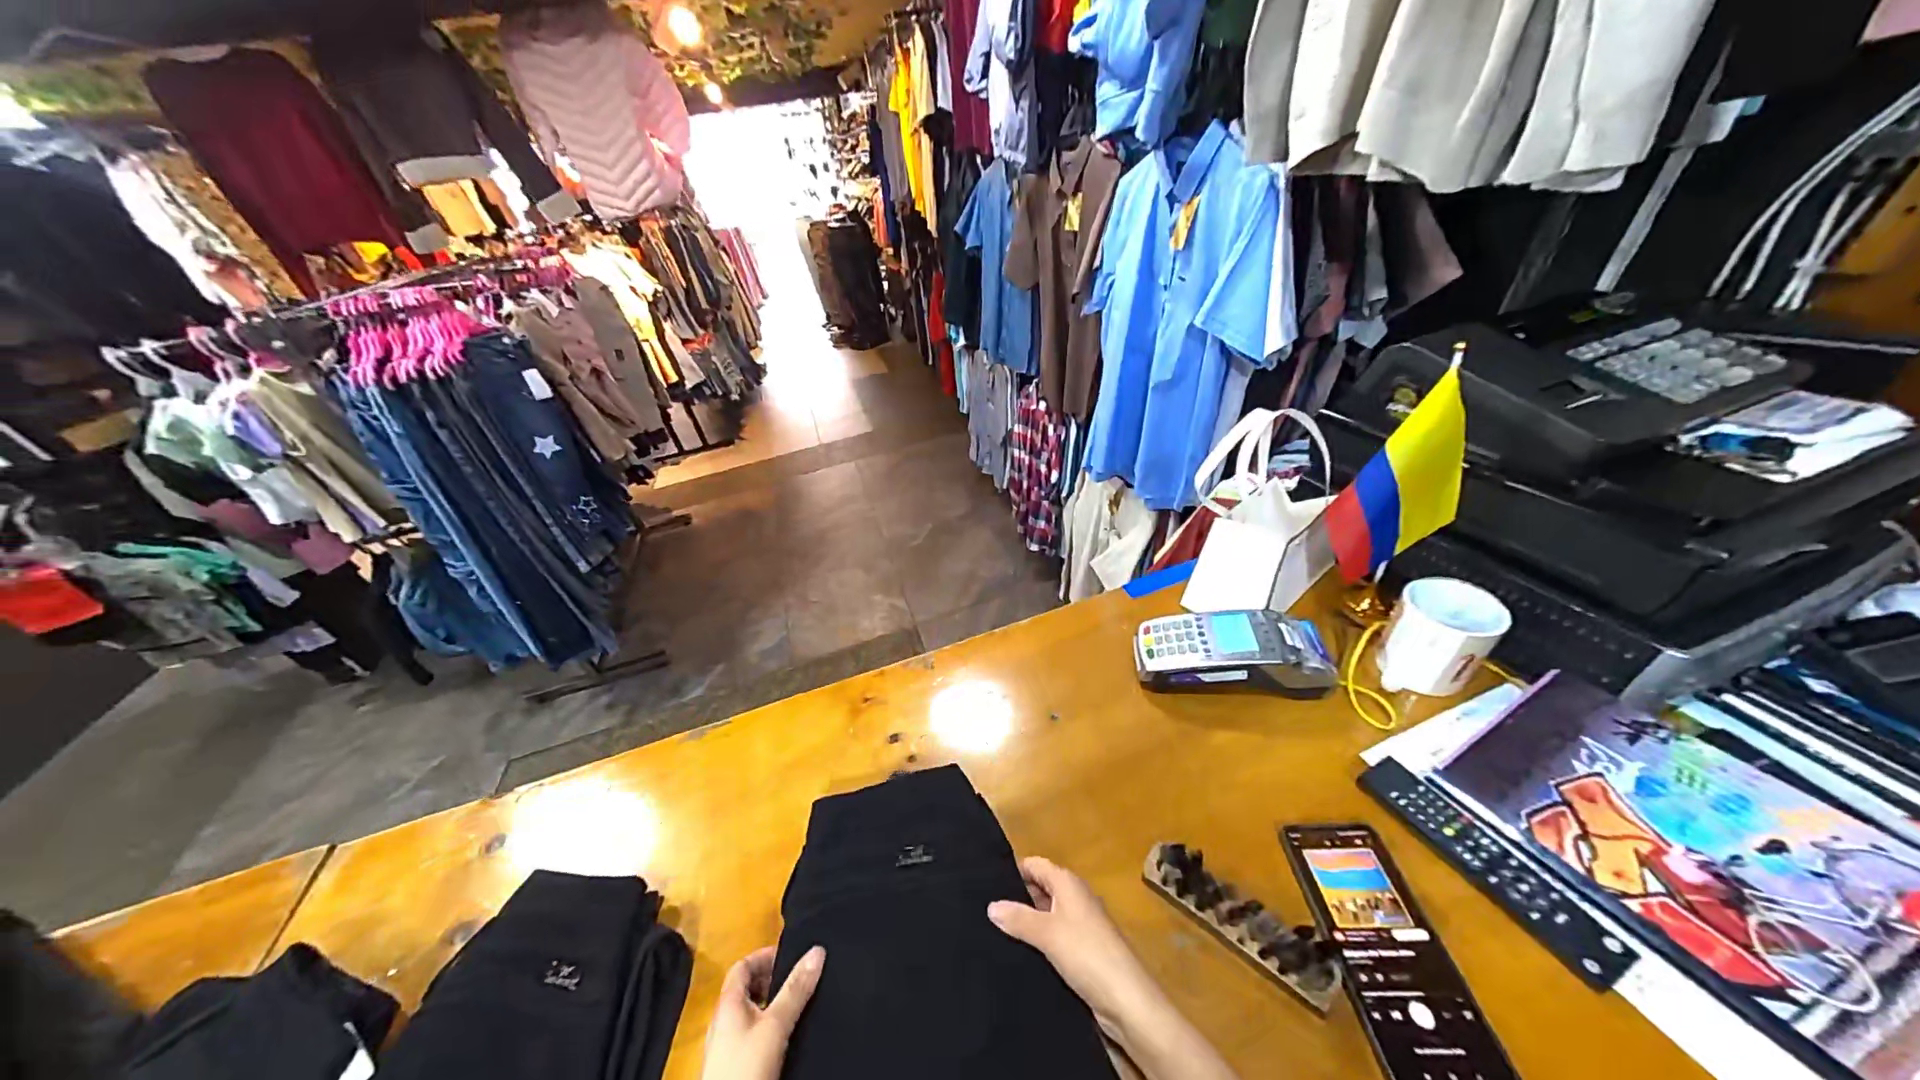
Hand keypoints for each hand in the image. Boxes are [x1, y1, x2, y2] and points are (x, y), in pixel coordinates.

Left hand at [700, 945, 824, 1079]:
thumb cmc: (747, 1066)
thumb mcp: (776, 1024)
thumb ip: (795, 989)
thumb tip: (816, 951)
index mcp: (727, 1003)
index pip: (741, 965)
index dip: (765, 956)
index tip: (790, 956)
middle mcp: (721, 1020)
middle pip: (744, 988)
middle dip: (770, 980)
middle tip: (795, 980)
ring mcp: (723, 1045)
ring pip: (747, 1012)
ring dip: (768, 1004)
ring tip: (792, 1006)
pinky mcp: (730, 1065)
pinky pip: (748, 1033)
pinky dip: (765, 1026)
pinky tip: (781, 1038)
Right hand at [986, 856, 1159, 1032]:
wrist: (1127, 1001)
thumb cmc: (1087, 954)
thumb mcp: (1047, 933)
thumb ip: (1018, 918)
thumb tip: (991, 905)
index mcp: (1068, 884)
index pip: (1035, 865)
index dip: (1013, 870)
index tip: (985, 882)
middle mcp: (1075, 898)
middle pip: (1040, 888)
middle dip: (1016, 897)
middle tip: (983, 908)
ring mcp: (1080, 925)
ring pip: (1045, 915)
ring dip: (1025, 921)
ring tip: (992, 930)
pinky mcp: (1083, 951)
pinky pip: (1053, 938)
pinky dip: (1037, 941)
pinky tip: (1016, 952)